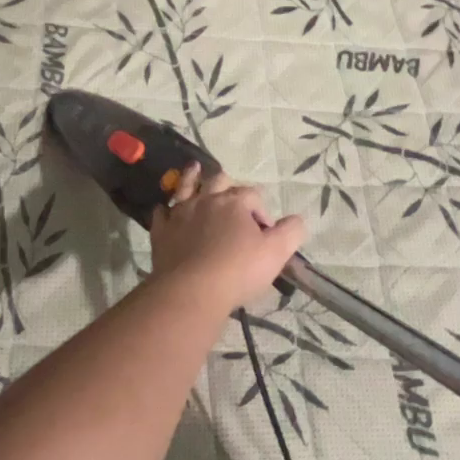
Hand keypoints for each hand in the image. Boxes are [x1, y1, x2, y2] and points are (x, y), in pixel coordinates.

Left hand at [149, 164, 305, 313]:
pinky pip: (162, 213)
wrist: (192, 290)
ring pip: (186, 186)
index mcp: (235, 202)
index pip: (253, 195)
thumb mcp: (276, 253)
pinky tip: (165, 211)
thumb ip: (291, 232)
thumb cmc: (238, 271)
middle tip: (232, 197)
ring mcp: (181, 213)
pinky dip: (166, 210)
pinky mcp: (162, 230)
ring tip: (194, 169)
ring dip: (192, 177)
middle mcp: (206, 199)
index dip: (262, 211)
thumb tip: (297, 220)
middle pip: (219, 181)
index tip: (265, 233)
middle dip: (228, 185)